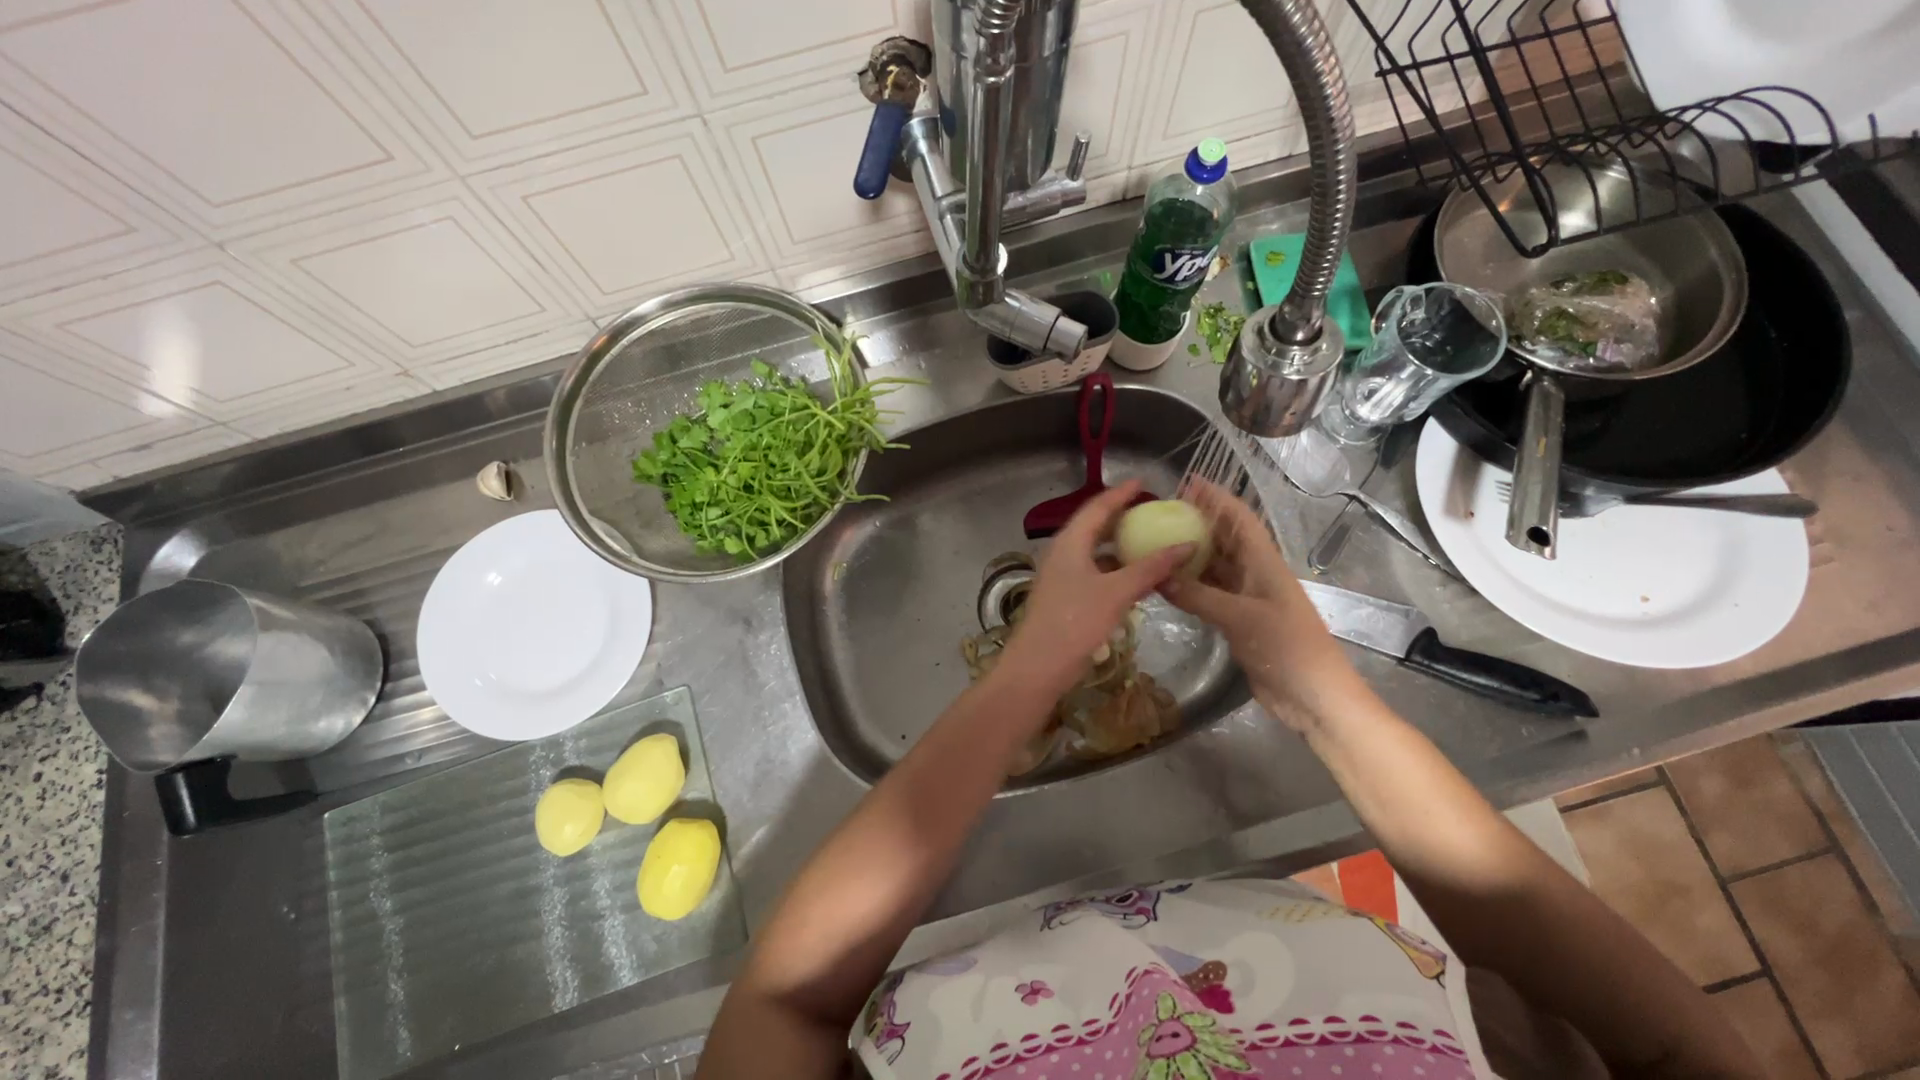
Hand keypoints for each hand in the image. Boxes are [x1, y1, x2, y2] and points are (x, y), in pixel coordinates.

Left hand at [998, 479, 1190, 697]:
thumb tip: (1185, 545)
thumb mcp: (1117, 592)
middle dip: (1122, 519)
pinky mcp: (1066, 600)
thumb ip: (1150, 568)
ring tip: (1151, 545)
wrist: (1038, 667)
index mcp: (1070, 542)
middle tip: (1151, 513)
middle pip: (1095, 528)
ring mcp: (1063, 578)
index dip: (1120, 493)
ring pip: (1096, 554)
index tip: (1142, 482)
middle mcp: (1063, 554)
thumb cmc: (1074, 622)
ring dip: (1122, 549)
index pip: (1097, 507)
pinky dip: (1118, 573)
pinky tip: (1139, 582)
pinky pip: (1096, 575)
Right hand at [1159, 480, 1370, 731]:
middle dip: (1197, 523)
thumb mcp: (1240, 617)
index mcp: (1264, 563)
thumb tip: (1159, 577)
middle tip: (1160, 515)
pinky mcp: (1240, 623)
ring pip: (1215, 568)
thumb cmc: (1287, 647)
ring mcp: (1248, 600)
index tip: (1188, 483)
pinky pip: (1210, 595)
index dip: (1217, 498)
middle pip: (1225, 540)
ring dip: (1190, 557)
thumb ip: (1199, 596)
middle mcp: (1255, 575)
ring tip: (1156, 545)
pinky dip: (1190, 588)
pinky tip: (1166, 586)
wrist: (1313, 695)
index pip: (1239, 519)